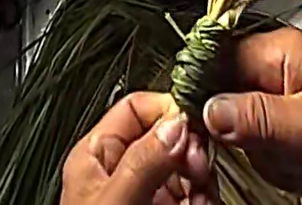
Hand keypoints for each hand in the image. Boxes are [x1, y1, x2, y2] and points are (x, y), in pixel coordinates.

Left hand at [60, 91, 213, 204]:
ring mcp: (144, 196)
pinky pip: (192, 194)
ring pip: (185, 166)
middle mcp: (121, 171)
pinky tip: (206, 202)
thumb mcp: (113, 202)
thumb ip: (143, 160)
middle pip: (167, 135)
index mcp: (96, 155)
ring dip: (202, 176)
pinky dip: (204, 196)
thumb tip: (175, 121)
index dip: (167, 109)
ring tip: (205, 192)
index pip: (136, 106)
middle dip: (190, 147)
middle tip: (200, 164)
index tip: (193, 122)